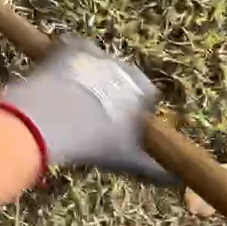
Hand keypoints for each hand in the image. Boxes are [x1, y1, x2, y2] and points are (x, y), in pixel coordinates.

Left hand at [0, 37, 173, 183]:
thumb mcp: (127, 158)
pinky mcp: (69, 46)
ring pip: (97, 63)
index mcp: (143, 90)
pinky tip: (58, 79)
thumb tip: (174, 179)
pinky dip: (67, 60)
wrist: (52, 116)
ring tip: (72, 97)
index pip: (147, 95)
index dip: (135, 109)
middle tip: (94, 112)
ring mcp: (96, 52)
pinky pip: (72, 49)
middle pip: (122, 76)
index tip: (122, 124)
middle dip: (112, 90)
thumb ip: (155, 169)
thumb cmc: (94, 140)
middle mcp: (124, 66)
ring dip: (89, 74)